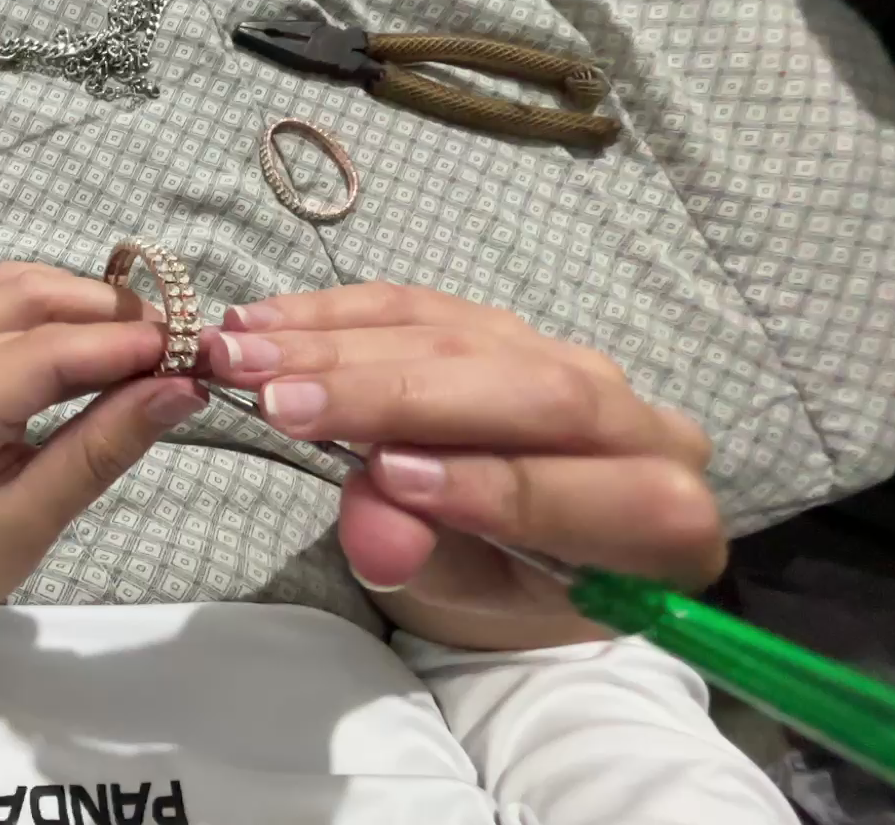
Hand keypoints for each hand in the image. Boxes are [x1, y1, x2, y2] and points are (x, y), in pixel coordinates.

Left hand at [0, 263, 207, 637]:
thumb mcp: (37, 521)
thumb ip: (105, 448)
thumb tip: (182, 389)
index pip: (41, 353)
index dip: (121, 342)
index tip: (195, 349)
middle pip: (28, 300)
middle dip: (112, 312)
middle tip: (181, 346)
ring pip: (19, 291)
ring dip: (89, 303)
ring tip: (148, 343)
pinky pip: (7, 308)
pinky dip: (63, 312)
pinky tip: (101, 342)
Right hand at [205, 282, 723, 651]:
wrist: (502, 529)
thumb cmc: (491, 575)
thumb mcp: (459, 591)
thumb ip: (426, 559)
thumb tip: (375, 540)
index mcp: (655, 519)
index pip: (599, 492)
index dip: (491, 483)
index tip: (385, 474)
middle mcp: (625, 418)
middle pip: (518, 388)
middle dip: (384, 393)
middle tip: (275, 399)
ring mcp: (551, 352)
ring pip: (447, 333)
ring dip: (329, 343)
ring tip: (239, 354)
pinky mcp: (481, 318)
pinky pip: (404, 302)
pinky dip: (321, 312)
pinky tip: (256, 322)